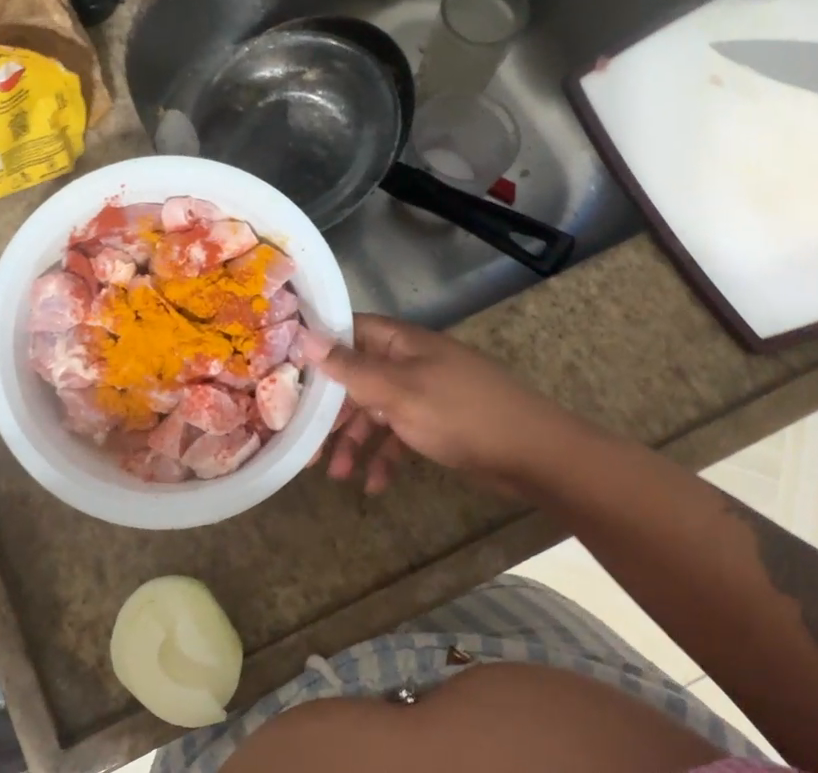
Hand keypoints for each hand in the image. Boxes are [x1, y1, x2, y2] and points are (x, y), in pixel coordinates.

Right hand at [301, 314, 580, 494]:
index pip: (347, 331)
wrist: (534, 454)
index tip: (283, 369)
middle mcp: (409, 361)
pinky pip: (398, 435)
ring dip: (354, 441)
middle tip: (304, 439)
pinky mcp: (436, 423)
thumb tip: (304, 337)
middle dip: (330, 409)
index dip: (316, 346)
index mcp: (400, 342)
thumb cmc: (461, 414)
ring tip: (336, 475)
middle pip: (355, 376)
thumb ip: (350, 368)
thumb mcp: (398, 392)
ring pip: (374, 410)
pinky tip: (375, 486)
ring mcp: (424, 392)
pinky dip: (385, 457)